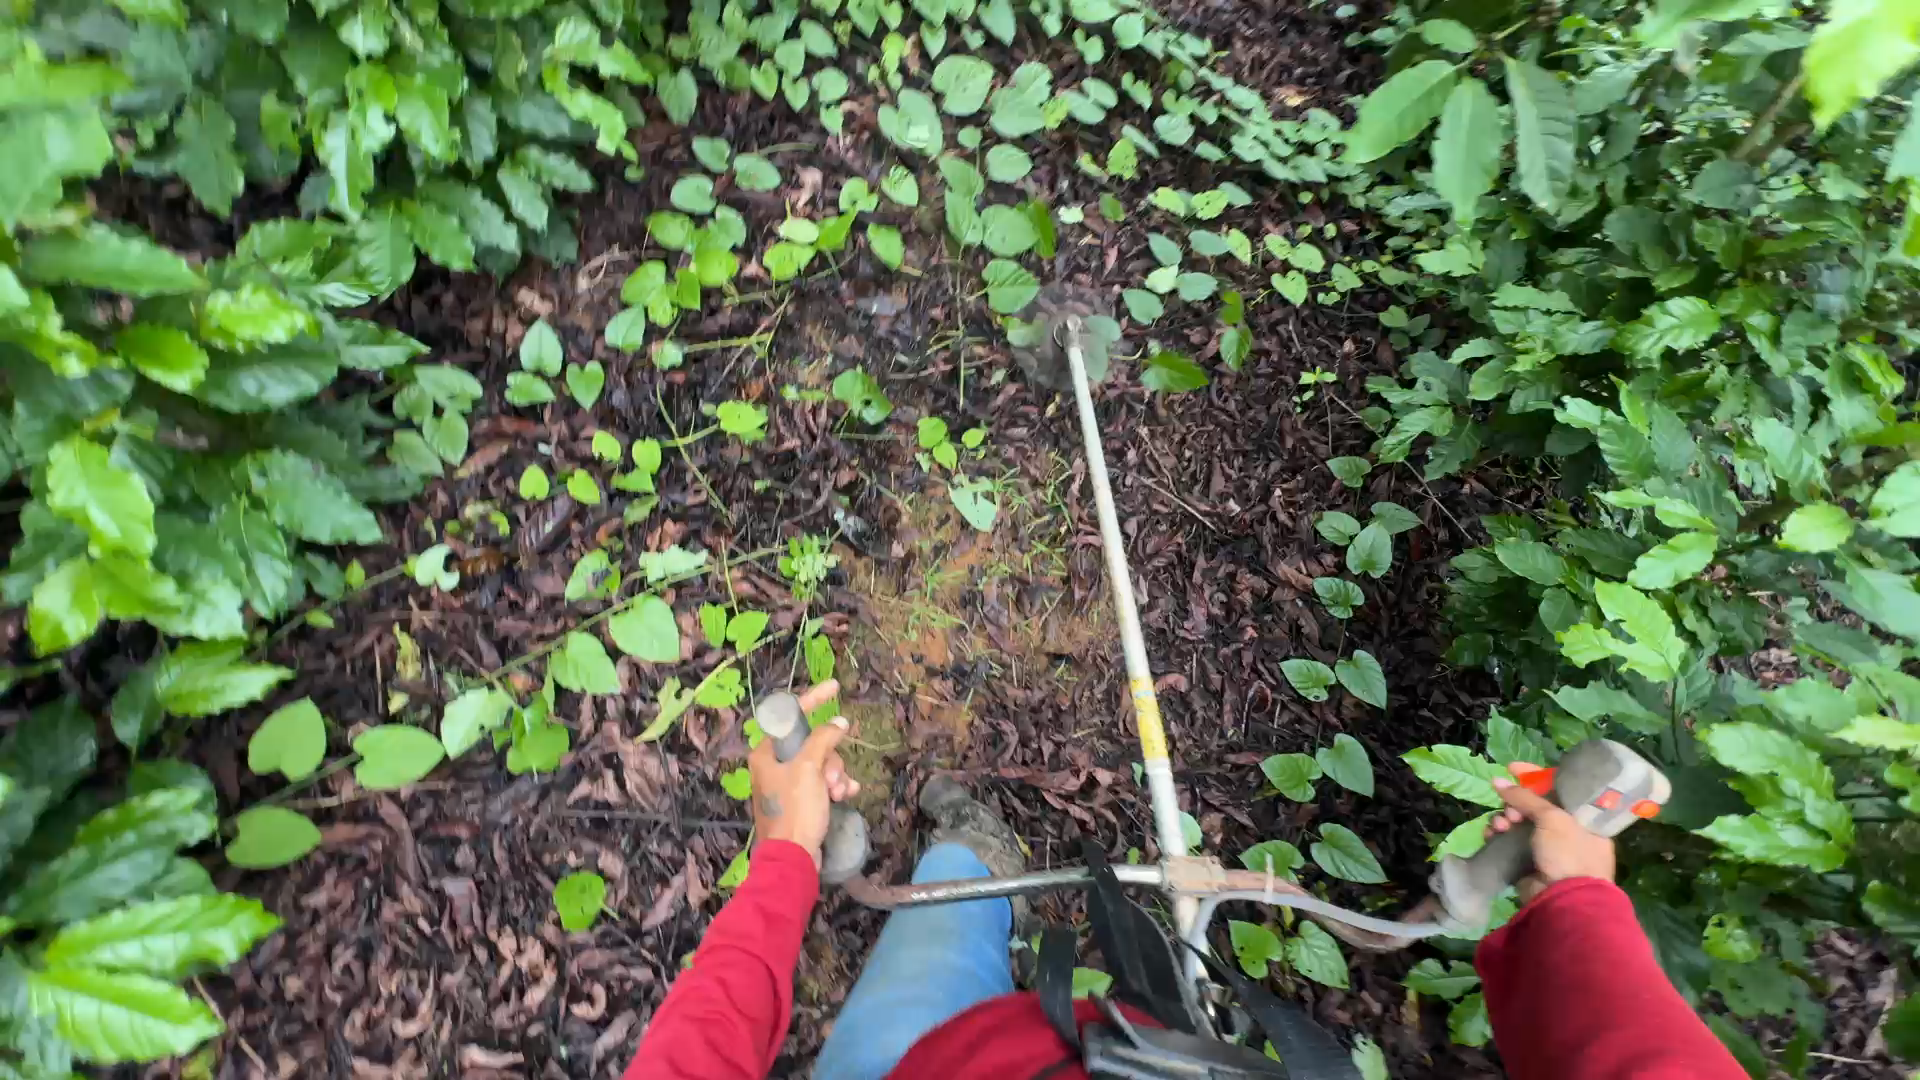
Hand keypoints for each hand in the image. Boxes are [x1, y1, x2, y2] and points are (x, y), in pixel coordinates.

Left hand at [747, 680, 859, 868]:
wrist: (792, 859)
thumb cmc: (796, 809)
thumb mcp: (810, 768)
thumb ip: (824, 739)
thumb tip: (838, 724)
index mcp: (766, 752)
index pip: (790, 715)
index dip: (813, 699)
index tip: (835, 687)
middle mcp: (774, 764)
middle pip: (812, 741)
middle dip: (831, 756)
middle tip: (833, 777)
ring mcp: (787, 783)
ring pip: (822, 761)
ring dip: (836, 774)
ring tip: (839, 792)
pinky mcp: (800, 800)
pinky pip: (823, 781)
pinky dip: (836, 785)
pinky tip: (847, 795)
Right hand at [1487, 762, 1615, 904]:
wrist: (1565, 900)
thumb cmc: (1570, 854)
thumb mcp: (1553, 819)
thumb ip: (1525, 798)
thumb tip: (1497, 781)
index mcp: (1584, 822)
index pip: (1559, 790)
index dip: (1536, 776)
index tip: (1512, 768)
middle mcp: (1567, 833)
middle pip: (1533, 806)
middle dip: (1515, 803)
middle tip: (1509, 809)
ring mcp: (1546, 848)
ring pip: (1517, 821)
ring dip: (1504, 818)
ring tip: (1500, 825)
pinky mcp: (1527, 859)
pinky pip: (1507, 839)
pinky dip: (1497, 833)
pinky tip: (1492, 834)